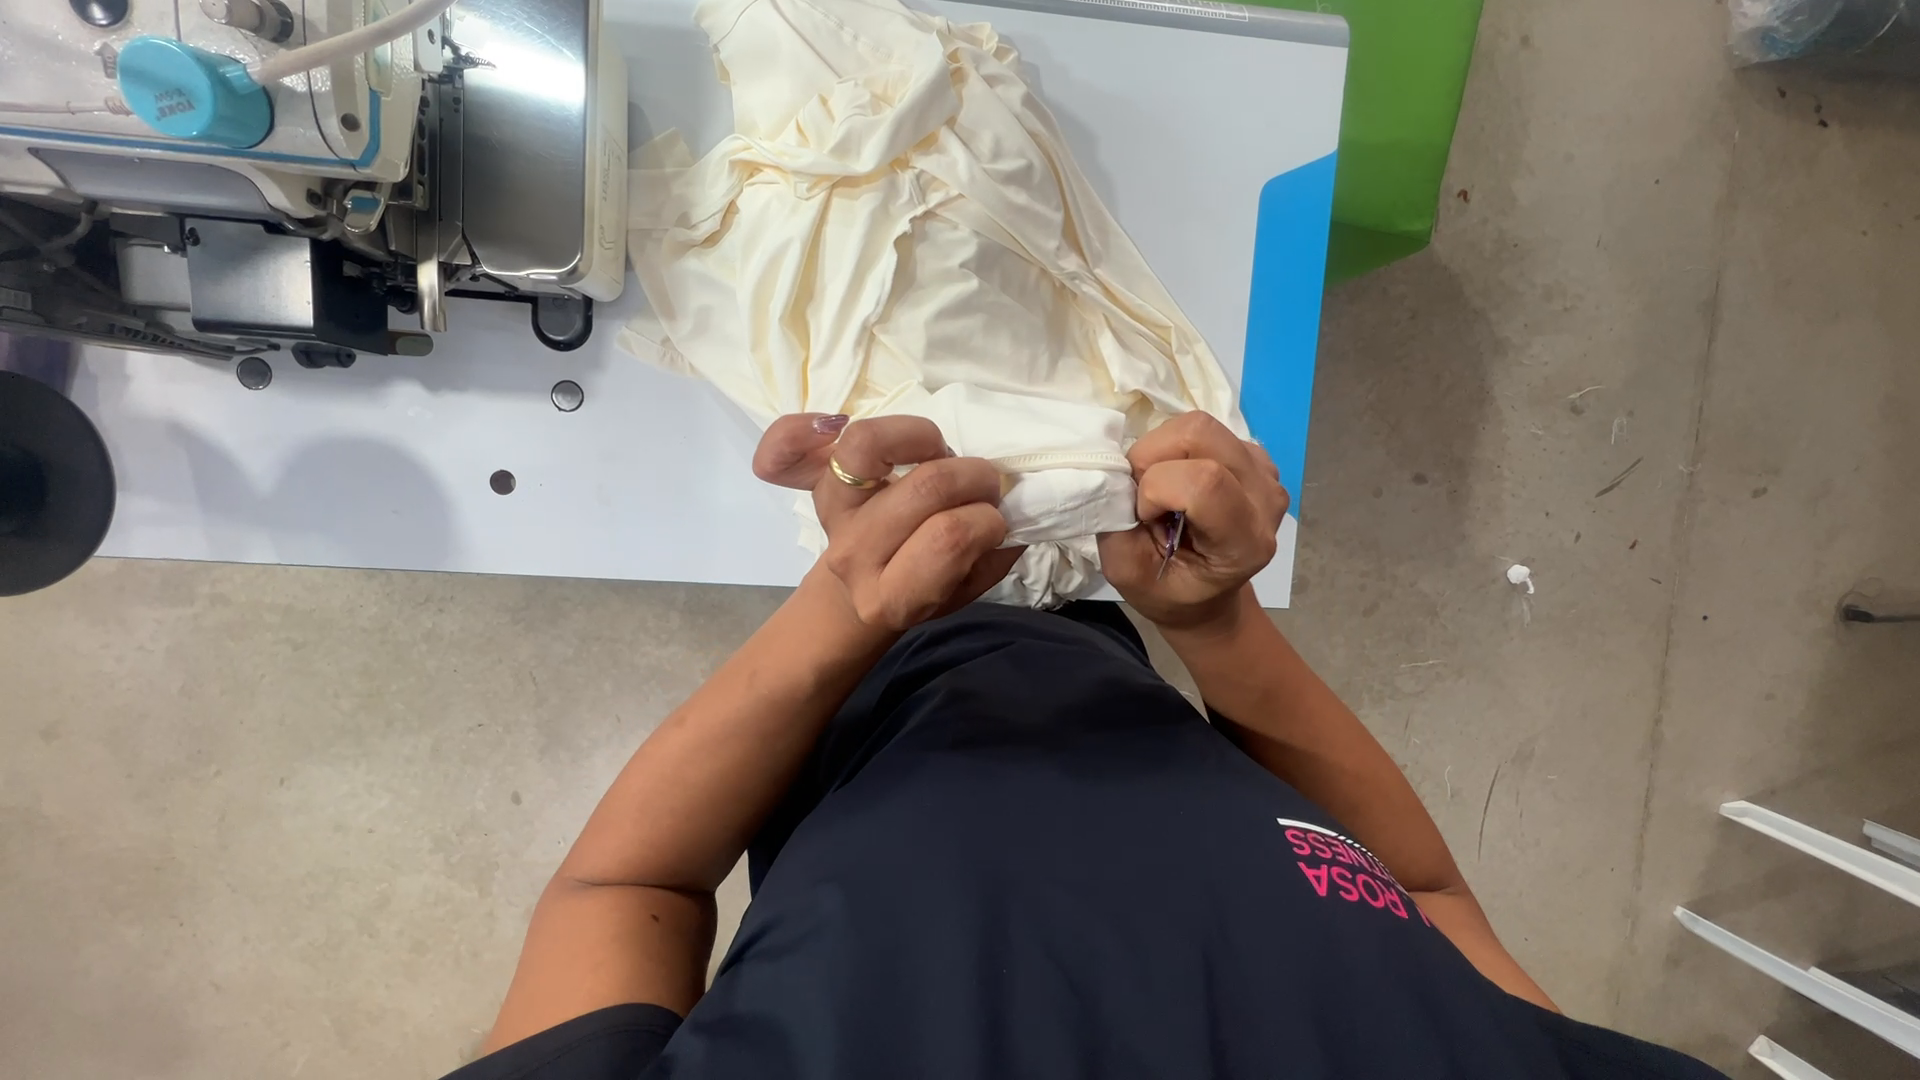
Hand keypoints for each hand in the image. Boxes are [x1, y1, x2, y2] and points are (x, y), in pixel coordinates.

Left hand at [753, 413, 1024, 632]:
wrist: (859, 595)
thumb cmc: (925, 589)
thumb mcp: (968, 590)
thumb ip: (992, 553)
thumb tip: (1012, 500)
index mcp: (893, 595)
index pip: (950, 537)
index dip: (987, 520)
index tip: (994, 522)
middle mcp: (854, 555)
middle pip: (926, 487)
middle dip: (974, 477)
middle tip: (984, 485)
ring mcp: (831, 515)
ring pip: (868, 444)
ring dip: (922, 438)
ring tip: (938, 453)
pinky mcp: (815, 485)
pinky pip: (788, 449)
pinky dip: (800, 430)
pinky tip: (833, 422)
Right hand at [1096, 412, 1289, 632]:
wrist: (1205, 596)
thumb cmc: (1166, 590)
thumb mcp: (1126, 572)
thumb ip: (1114, 524)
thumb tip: (1116, 474)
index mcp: (1244, 541)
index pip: (1203, 481)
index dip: (1155, 489)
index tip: (1145, 518)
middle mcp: (1266, 499)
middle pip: (1199, 435)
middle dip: (1151, 457)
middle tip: (1145, 494)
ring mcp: (1266, 473)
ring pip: (1199, 426)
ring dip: (1162, 451)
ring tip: (1163, 489)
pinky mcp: (1256, 456)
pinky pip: (1206, 431)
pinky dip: (1177, 450)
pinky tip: (1181, 482)